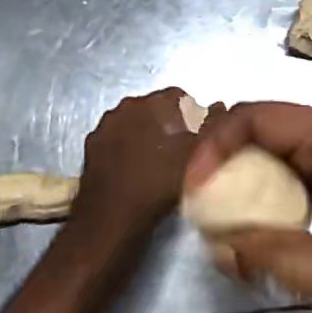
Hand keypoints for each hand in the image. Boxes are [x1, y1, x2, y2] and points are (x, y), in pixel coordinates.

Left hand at [72, 87, 198, 242]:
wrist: (113, 216)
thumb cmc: (160, 182)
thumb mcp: (197, 154)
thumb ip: (212, 125)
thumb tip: (221, 105)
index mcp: (155, 102)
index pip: (180, 96)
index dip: (191, 115)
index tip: (195, 138)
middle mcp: (128, 104)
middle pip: (155, 107)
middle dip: (166, 123)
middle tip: (176, 152)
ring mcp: (106, 124)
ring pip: (133, 122)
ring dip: (143, 134)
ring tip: (153, 163)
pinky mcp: (90, 145)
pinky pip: (115, 139)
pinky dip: (124, 148)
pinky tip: (131, 170)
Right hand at [187, 103, 311, 312]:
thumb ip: (286, 257)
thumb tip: (220, 244)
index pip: (256, 117)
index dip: (214, 147)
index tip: (191, 196)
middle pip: (261, 138)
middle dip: (225, 175)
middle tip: (203, 227)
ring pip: (276, 167)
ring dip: (246, 199)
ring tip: (226, 245)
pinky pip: (298, 194)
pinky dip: (272, 217)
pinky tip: (262, 251)